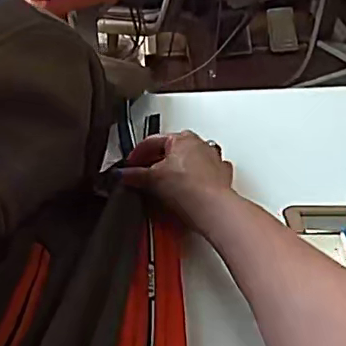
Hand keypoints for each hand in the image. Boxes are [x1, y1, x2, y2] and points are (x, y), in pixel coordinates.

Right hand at [120, 131, 237, 227]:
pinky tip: (184, 194)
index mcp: (183, 138)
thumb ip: (135, 175)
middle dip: (157, 163)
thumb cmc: (189, 187)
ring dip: (177, 173)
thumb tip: (124, 175)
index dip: (137, 154)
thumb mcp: (152, 180)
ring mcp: (214, 162)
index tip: (130, 164)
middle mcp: (201, 145)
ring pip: (189, 164)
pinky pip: (202, 178)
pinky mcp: (221, 180)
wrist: (211, 207)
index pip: (153, 141)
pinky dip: (192, 184)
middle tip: (144, 176)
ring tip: (165, 187)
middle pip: (172, 151)